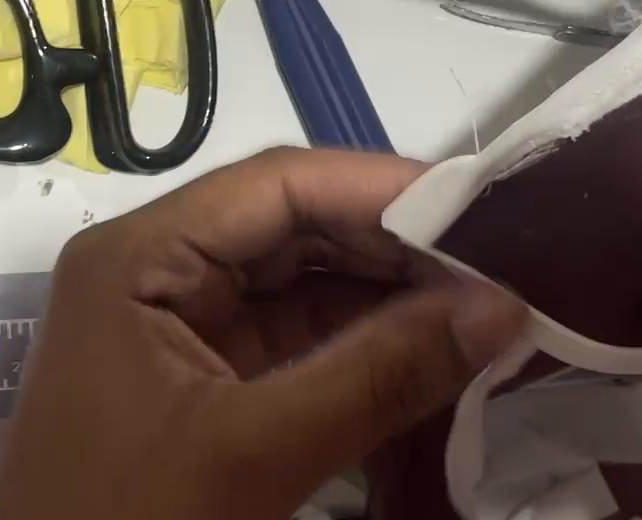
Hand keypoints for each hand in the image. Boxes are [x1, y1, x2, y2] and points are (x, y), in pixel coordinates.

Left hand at [0, 148, 527, 519]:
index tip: (472, 202)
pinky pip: (292, 325)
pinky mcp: (203, 362)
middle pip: (289, 220)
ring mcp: (179, 312)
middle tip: (491, 252)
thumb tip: (502, 308)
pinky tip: (426, 335)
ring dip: (383, 283)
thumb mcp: (252, 456)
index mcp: (140, 252)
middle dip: (390, 237)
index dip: (377, 187)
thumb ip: (377, 376)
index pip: (274, 185)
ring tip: (476, 289)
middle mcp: (157, 260)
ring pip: (297, 272)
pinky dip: (358, 330)